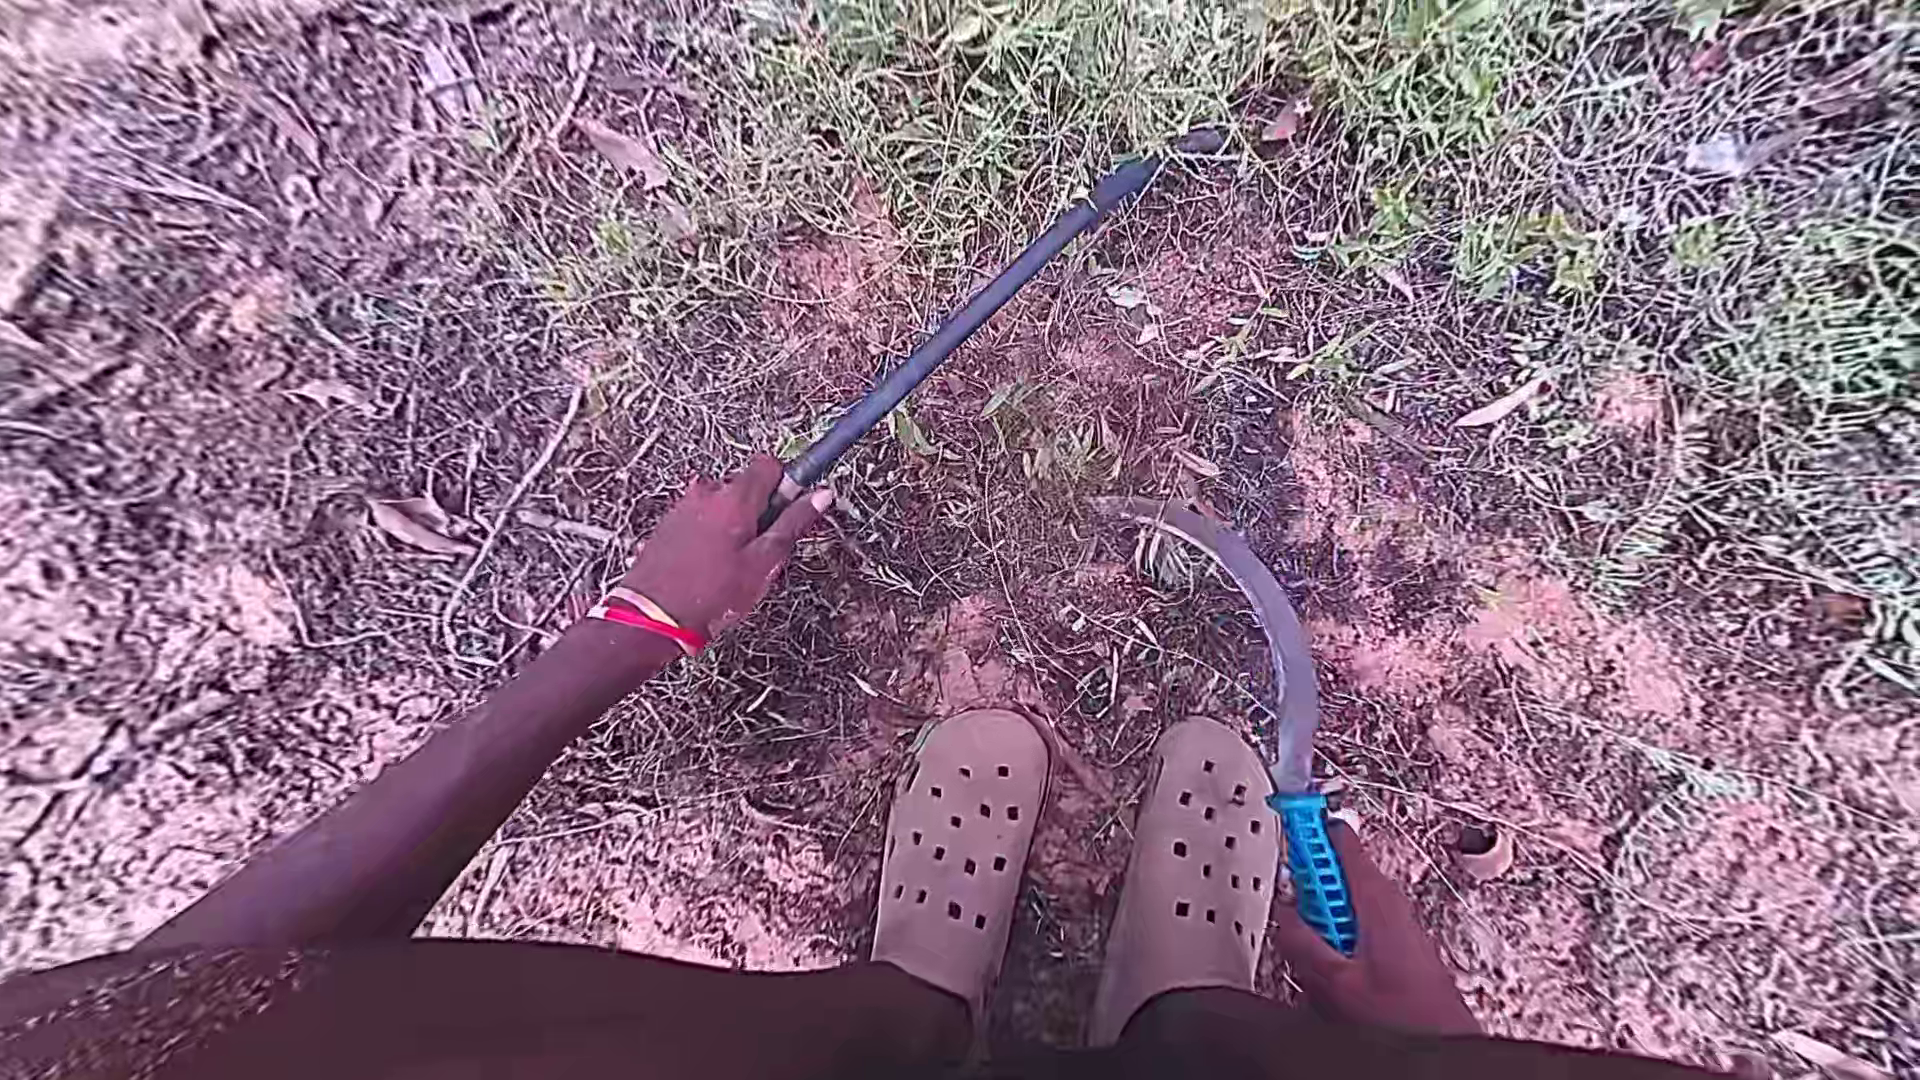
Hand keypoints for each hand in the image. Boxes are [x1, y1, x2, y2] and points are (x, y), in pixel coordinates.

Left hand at [620, 455, 832, 638]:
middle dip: (762, 511)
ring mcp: (685, 506)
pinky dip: (715, 534)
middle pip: (748, 486)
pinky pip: (705, 517)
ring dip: (738, 524)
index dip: (787, 486)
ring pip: (726, 504)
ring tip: (736, 563)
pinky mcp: (670, 523)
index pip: (770, 465)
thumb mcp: (764, 561)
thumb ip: (793, 523)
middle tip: (764, 549)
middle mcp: (707, 492)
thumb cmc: (711, 594)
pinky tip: (714, 565)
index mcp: (735, 497)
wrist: (652, 619)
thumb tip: (821, 496)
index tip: (792, 510)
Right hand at [1273, 822, 1479, 1036]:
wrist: (1448, 1052)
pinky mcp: (1392, 938)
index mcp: (1374, 892)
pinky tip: (1338, 969)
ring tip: (1323, 955)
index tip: (1280, 814)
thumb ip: (1297, 935)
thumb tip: (1280, 910)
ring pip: (1336, 896)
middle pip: (1329, 866)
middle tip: (1301, 918)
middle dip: (1306, 888)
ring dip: (1319, 917)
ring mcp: (1391, 918)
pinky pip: (1349, 918)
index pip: (1332, 831)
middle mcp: (1386, 898)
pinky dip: (1335, 934)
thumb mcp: (1333, 979)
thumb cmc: (1409, 1020)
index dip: (1302, 822)